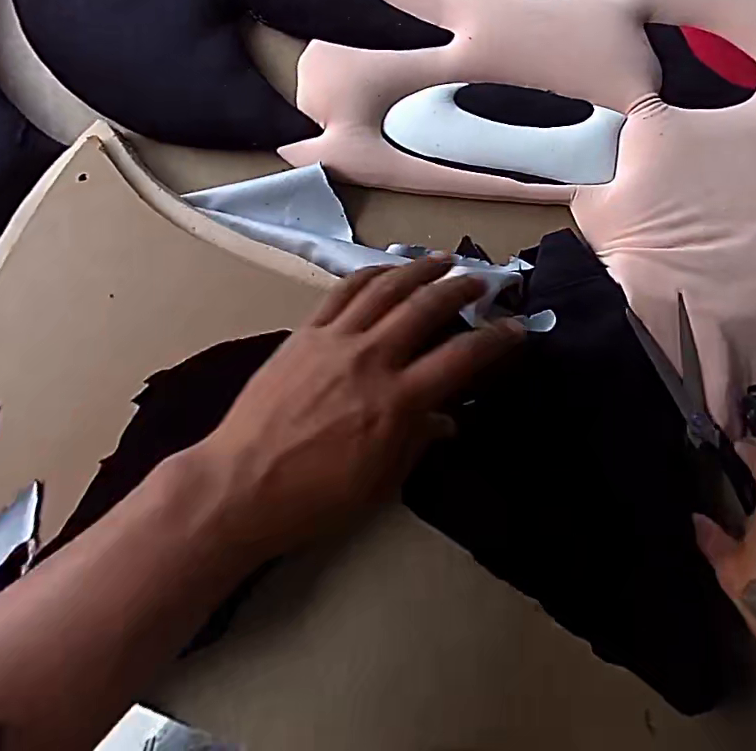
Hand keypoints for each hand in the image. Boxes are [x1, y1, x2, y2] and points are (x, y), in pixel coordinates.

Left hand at [178, 257, 524, 561]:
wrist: (239, 484)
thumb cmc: (314, 496)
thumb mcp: (379, 481)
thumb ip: (418, 441)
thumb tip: (448, 419)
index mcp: (396, 401)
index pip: (461, 358)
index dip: (497, 340)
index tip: (516, 328)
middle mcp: (371, 358)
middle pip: (426, 308)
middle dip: (461, 288)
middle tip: (482, 280)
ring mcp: (335, 339)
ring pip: (386, 289)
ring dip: (419, 270)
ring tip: (442, 259)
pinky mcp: (305, 332)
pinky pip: (343, 292)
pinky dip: (369, 275)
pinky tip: (385, 269)